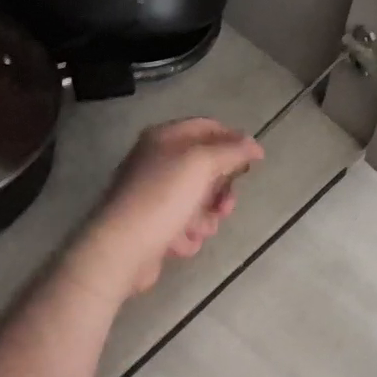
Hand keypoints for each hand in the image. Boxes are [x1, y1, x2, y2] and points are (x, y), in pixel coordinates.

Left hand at [87, 118, 263, 296]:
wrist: (122, 249)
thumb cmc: (163, 198)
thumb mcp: (203, 164)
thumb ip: (233, 150)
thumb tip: (254, 146)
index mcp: (165, 139)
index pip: (208, 127)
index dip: (234, 140)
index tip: (254, 161)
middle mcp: (158, 162)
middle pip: (208, 167)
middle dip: (222, 188)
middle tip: (226, 204)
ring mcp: (155, 195)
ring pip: (201, 199)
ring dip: (207, 216)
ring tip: (198, 229)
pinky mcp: (155, 224)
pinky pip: (186, 224)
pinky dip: (188, 234)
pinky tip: (180, 242)